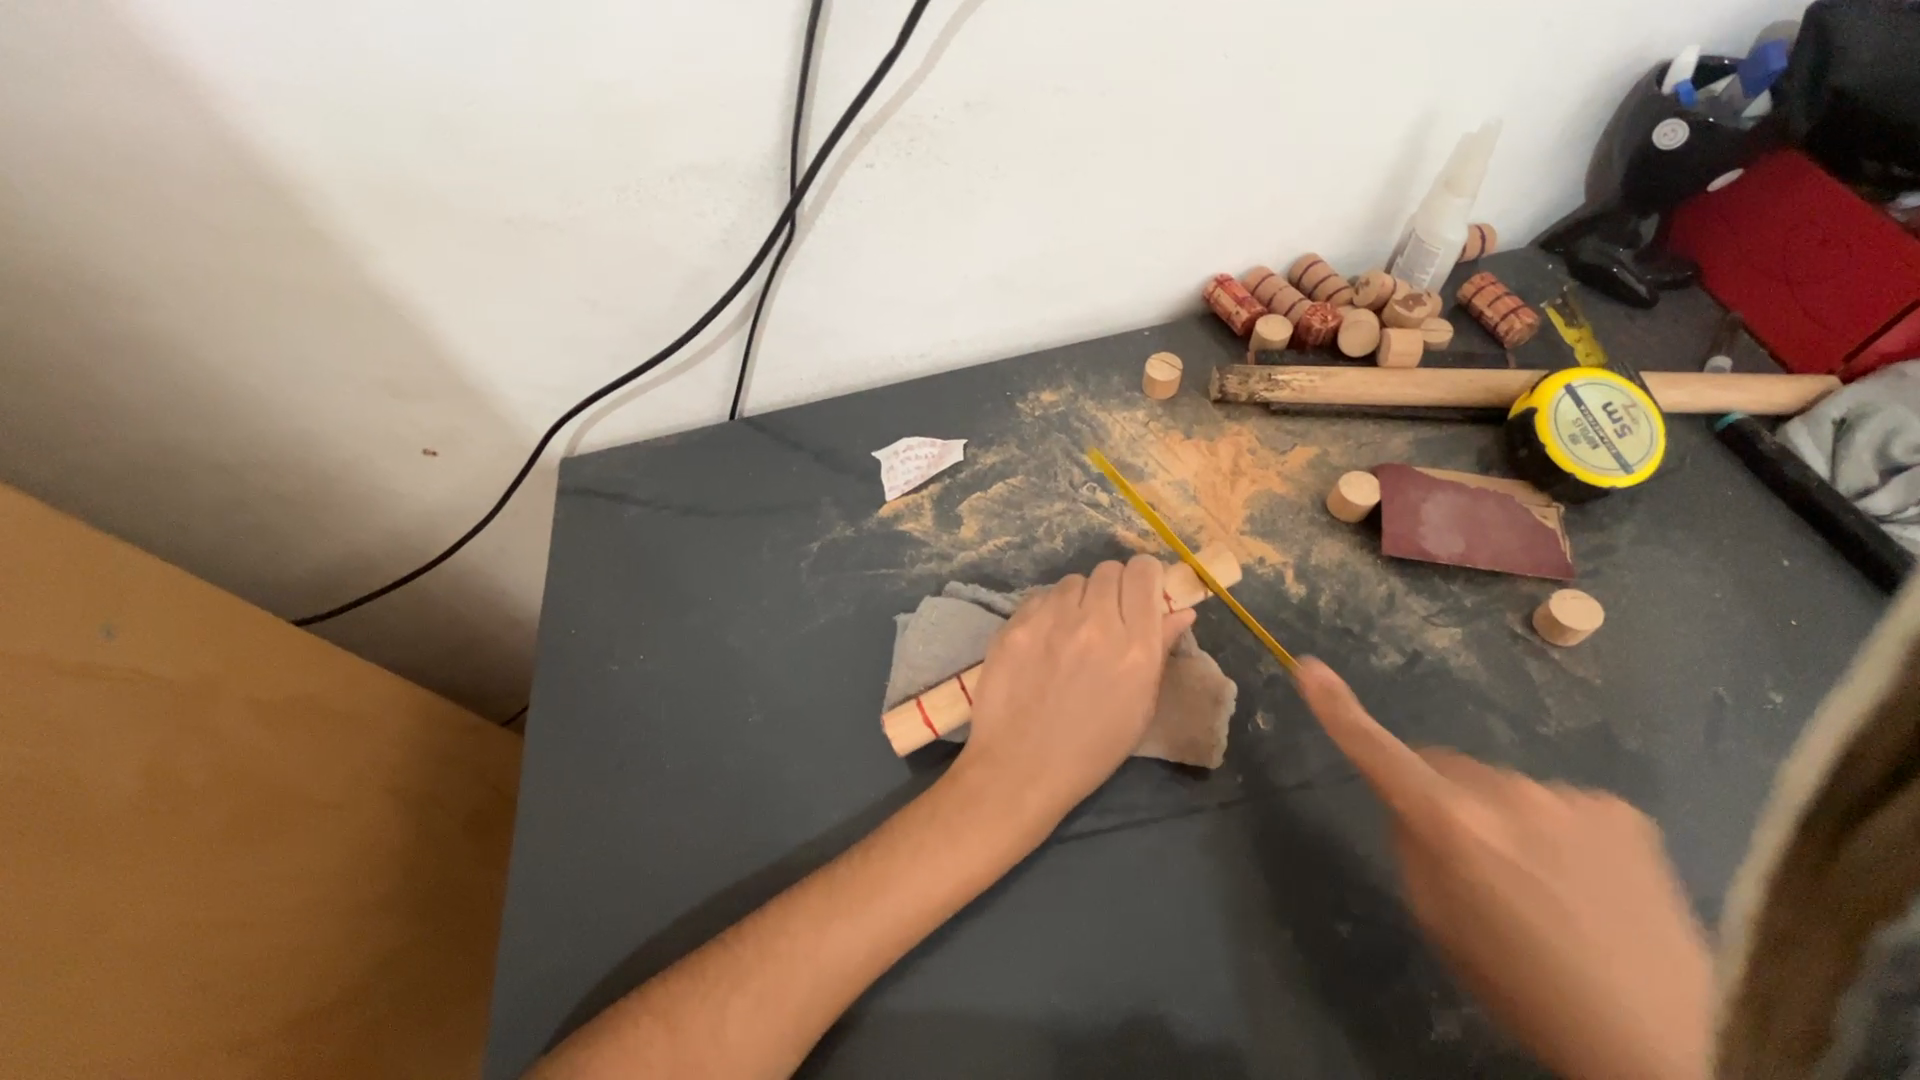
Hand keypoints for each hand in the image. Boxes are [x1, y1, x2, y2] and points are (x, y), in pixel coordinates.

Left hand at [951, 555, 1194, 827]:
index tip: (1141, 593)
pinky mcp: (1016, 624)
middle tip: (1107, 616)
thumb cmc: (1091, 749)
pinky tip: (1043, 642)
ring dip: (1078, 599)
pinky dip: (1047, 611)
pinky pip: (1040, 598)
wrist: (1020, 768)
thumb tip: (1180, 611)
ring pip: (1073, 581)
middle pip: (1110, 570)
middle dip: (1113, 588)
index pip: (1145, 573)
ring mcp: (1051, 621)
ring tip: (1071, 632)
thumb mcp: (1140, 707)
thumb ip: (1159, 650)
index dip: (1145, 577)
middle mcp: (1096, 623)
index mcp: (1136, 647)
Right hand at [1295, 658, 1712, 1079]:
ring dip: (1507, 820)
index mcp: (1451, 824)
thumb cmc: (1522, 990)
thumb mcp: (1439, 924)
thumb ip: (1414, 849)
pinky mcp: (1621, 809)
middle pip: (1446, 769)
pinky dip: (1560, 833)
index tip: (1309, 668)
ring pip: (1506, 790)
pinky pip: (1561, 805)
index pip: (1379, 755)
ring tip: (1545, 892)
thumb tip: (1413, 809)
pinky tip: (1589, 886)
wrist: (1663, 1040)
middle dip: (1445, 799)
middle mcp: (1507, 792)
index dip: (1338, 710)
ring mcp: (1570, 796)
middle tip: (1473, 867)